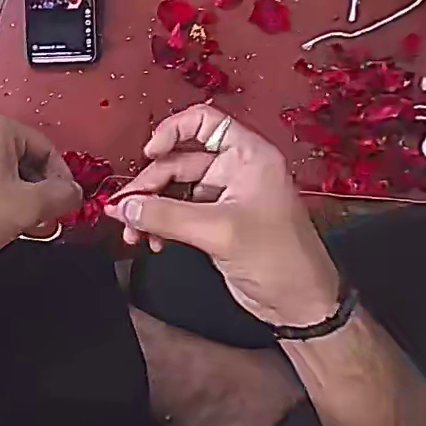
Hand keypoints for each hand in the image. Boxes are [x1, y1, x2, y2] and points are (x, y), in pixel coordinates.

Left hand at [0, 113, 80, 275]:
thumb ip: (61, 195)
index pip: (46, 147)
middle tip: (49, 218)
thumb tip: (75, 193)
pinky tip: (1, 228)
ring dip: (22, 201)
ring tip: (27, 227)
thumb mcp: (29, 206)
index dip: (62, 178)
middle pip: (26, 160)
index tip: (68, 203)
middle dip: (41, 192)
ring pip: (5, 175)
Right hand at [105, 105, 339, 326]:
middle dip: (151, 184)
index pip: (204, 121)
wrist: (300, 304)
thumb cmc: (278, 259)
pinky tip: (151, 241)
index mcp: (248, 155)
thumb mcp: (219, 232)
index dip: (172, 131)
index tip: (149, 153)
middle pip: (180, 159)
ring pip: (175, 189)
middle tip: (126, 208)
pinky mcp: (216, 220)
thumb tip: (125, 207)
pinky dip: (161, 223)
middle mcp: (236, 169)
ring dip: (151, 208)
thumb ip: (167, 216)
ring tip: (132, 231)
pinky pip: (179, 212)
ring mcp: (225, 195)